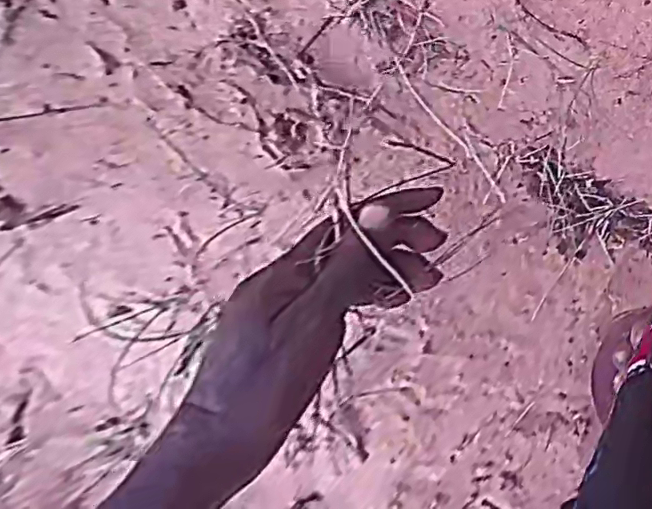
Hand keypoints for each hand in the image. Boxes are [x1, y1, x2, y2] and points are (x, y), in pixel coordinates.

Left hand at [102, 189, 445, 508]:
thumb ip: (347, 263)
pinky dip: (376, 288)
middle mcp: (288, 280)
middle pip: (355, 242)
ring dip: (395, 267)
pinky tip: (395, 298)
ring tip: (425, 281)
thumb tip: (376, 211)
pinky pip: (346, 291)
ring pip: (355, 268)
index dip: (394, 206)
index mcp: (285, 272)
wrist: (215, 452)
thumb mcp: (313, 318)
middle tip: (436, 247)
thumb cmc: (261, 386)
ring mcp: (291, 303)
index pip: (348, 220)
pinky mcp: (299, 325)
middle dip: (401, 239)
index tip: (433, 199)